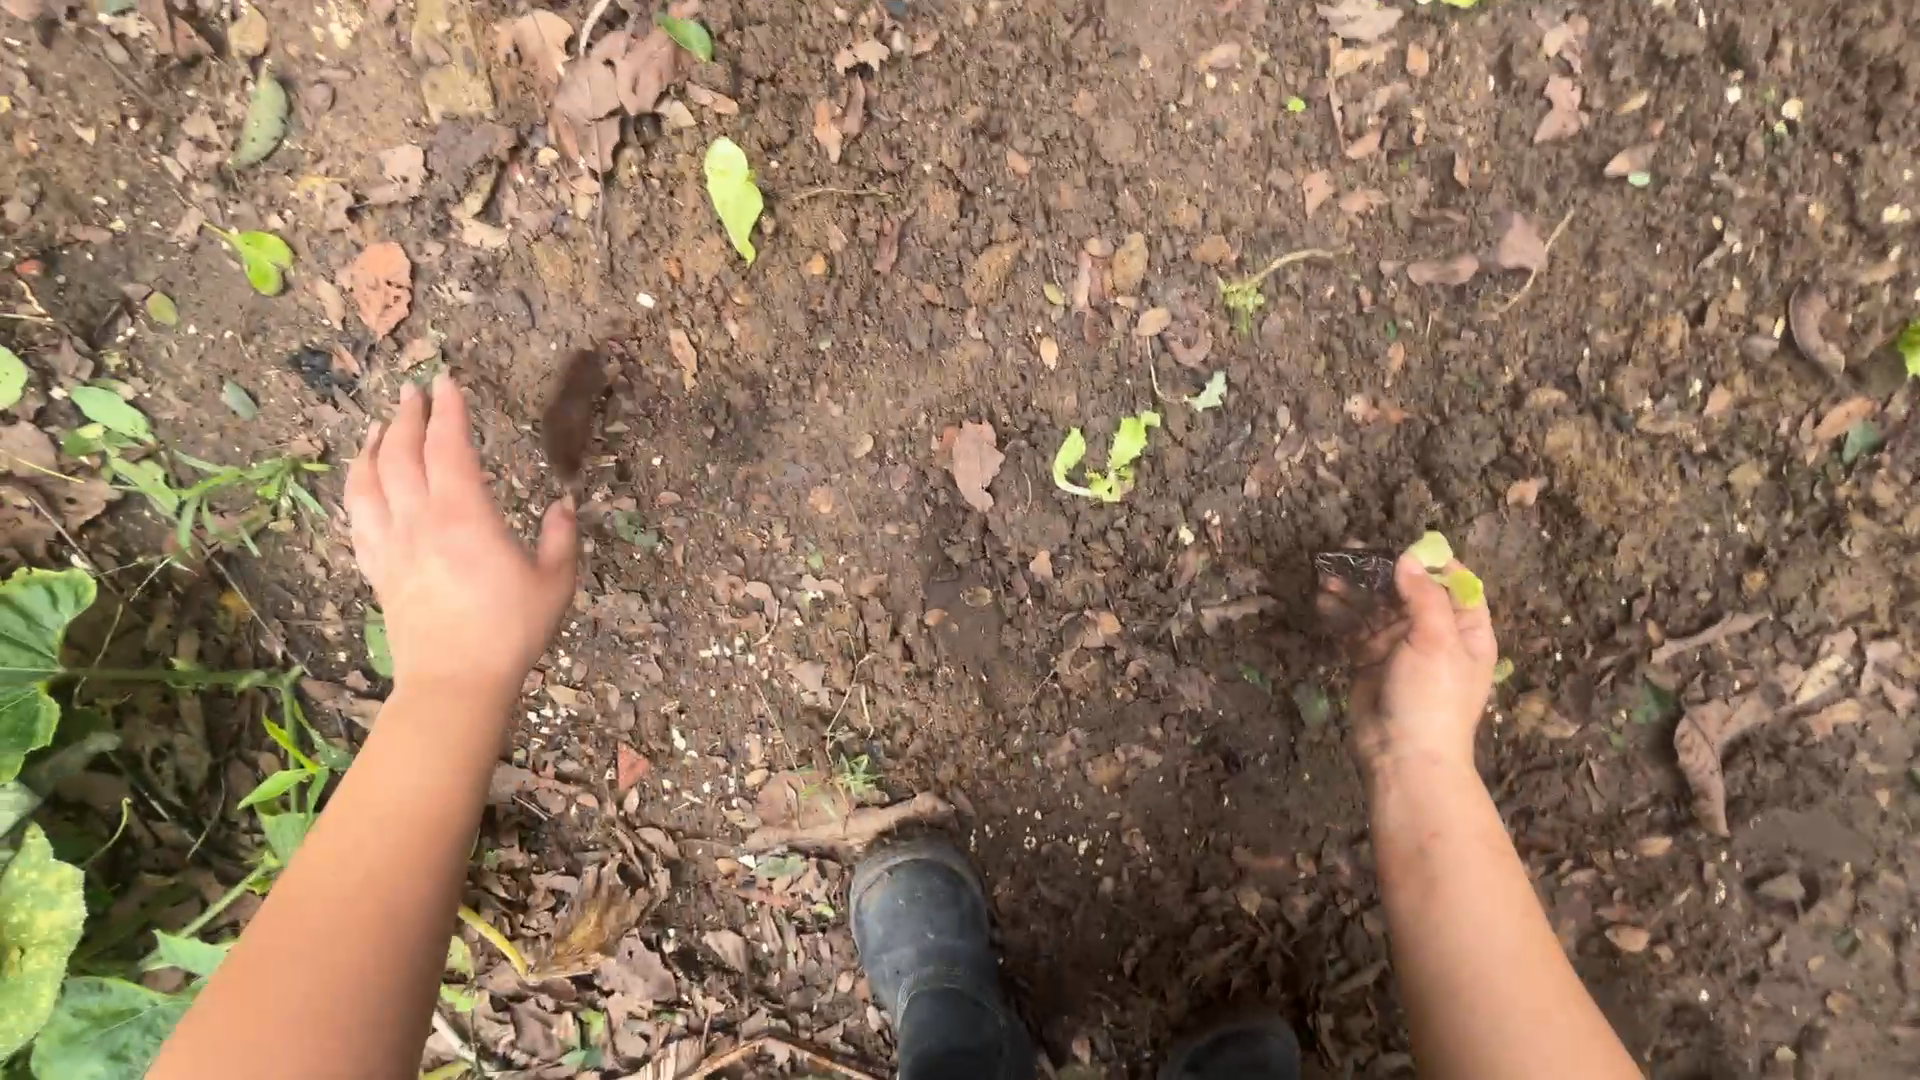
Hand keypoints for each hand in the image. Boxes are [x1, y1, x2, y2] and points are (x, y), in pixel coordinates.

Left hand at [345, 374, 577, 702]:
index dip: (450, 412)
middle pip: (403, 455)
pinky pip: (356, 516)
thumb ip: (561, 537)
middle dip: (409, 416)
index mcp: (467, 518)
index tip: (449, 383)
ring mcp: (392, 544)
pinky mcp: (377, 568)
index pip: (451, 450)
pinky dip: (356, 486)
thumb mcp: (557, 581)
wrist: (456, 680)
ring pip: (369, 480)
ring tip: (384, 424)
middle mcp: (421, 521)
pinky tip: (362, 478)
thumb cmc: (512, 630)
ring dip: (375, 445)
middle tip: (414, 390)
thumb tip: (564, 503)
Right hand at [1318, 553, 1497, 780]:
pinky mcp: (1369, 661)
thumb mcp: (1437, 642)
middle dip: (1379, 573)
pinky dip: (1340, 614)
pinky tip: (1322, 600)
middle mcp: (1433, 635)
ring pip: (1376, 609)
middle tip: (1349, 552)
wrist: (1402, 754)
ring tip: (1327, 574)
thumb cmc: (1433, 698)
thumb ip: (1423, 597)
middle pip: (1407, 592)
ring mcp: (1399, 649)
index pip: (1456, 585)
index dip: (1433, 563)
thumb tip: (1408, 558)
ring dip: (1354, 591)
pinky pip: (1354, 630)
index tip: (1402, 547)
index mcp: (1466, 631)